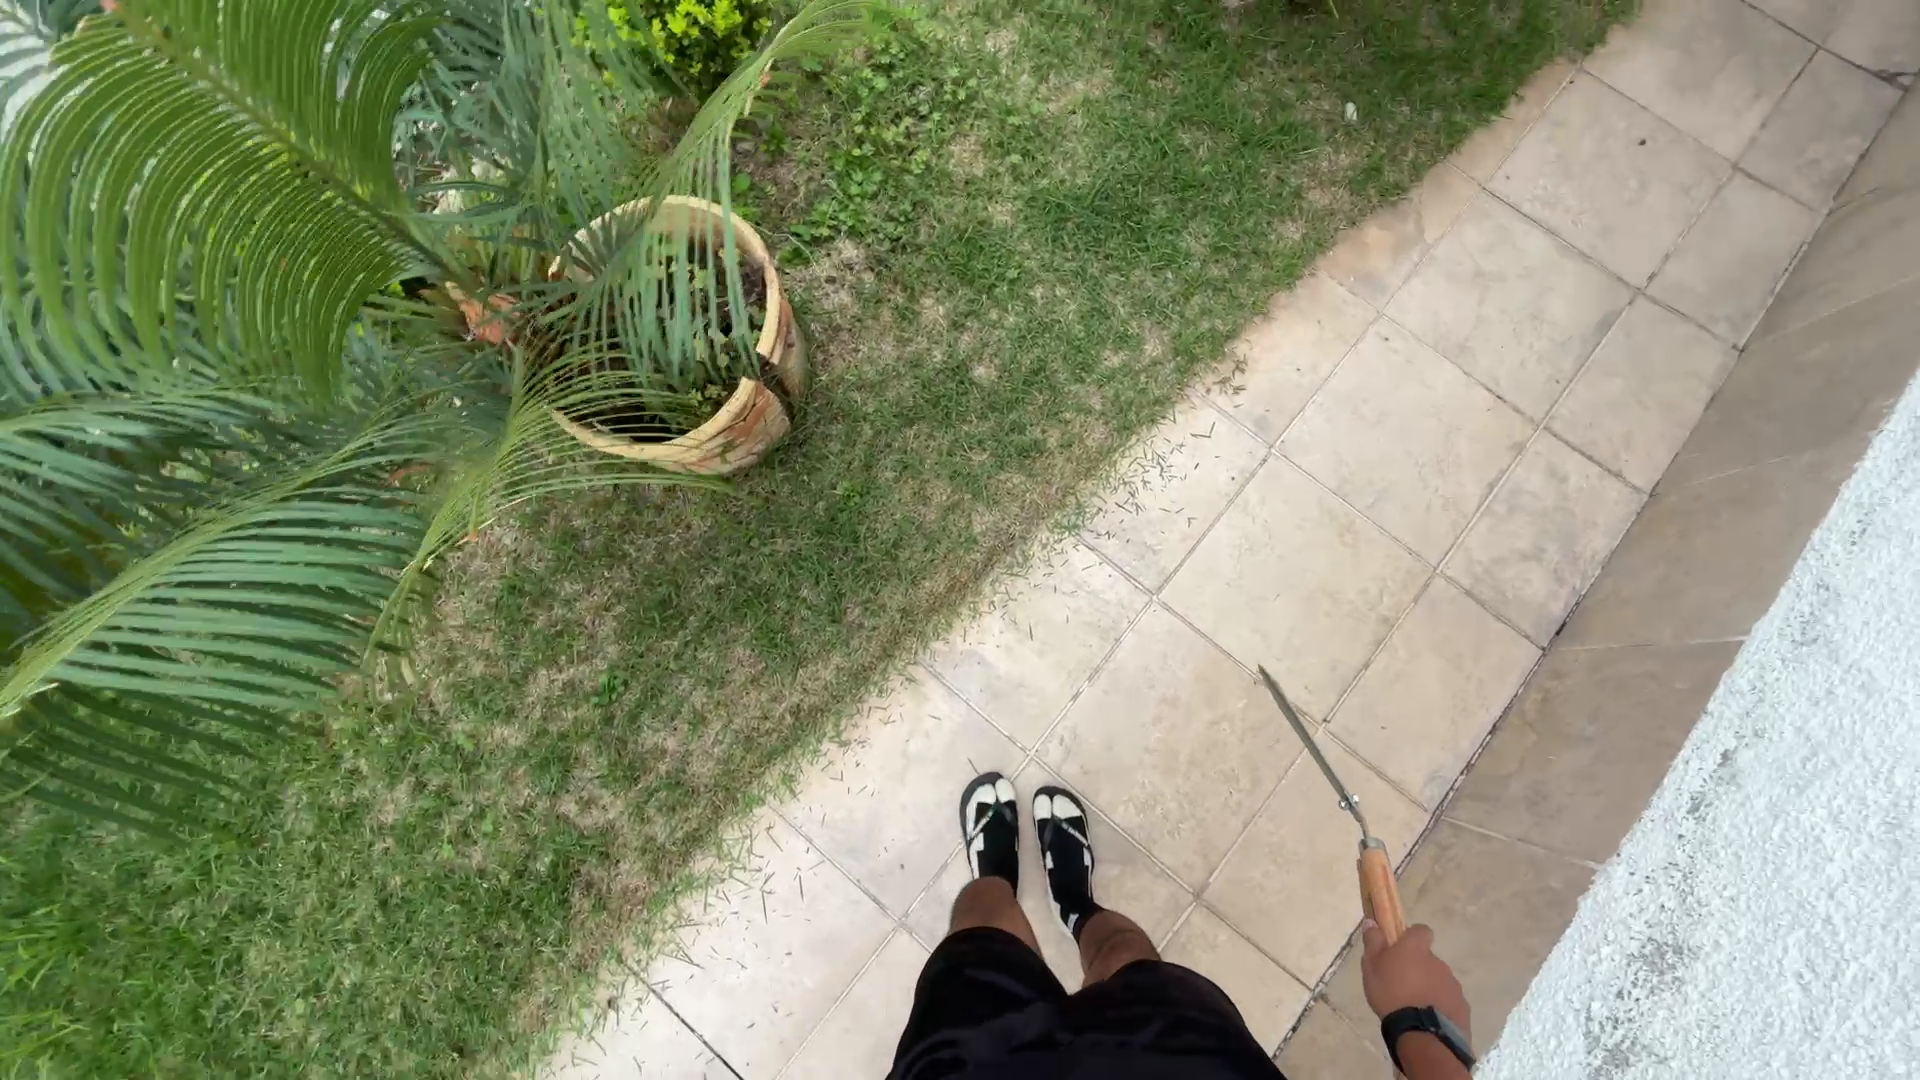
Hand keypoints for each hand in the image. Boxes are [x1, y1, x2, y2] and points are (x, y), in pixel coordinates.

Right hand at [1359, 921, 1470, 1039]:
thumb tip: (1373, 922)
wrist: (1422, 1035)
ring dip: (1429, 986)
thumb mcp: (1371, 967)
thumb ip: (1373, 942)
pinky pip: (1449, 1000)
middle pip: (1429, 959)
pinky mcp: (1463, 1008)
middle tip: (1401, 983)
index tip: (1402, 948)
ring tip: (1413, 1004)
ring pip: (1439, 980)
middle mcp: (1438, 963)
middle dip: (1418, 967)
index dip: (1412, 936)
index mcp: (1416, 949)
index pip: (1421, 930)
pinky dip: (1439, 1005)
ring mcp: (1453, 986)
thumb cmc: (1391, 994)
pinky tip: (1427, 1018)